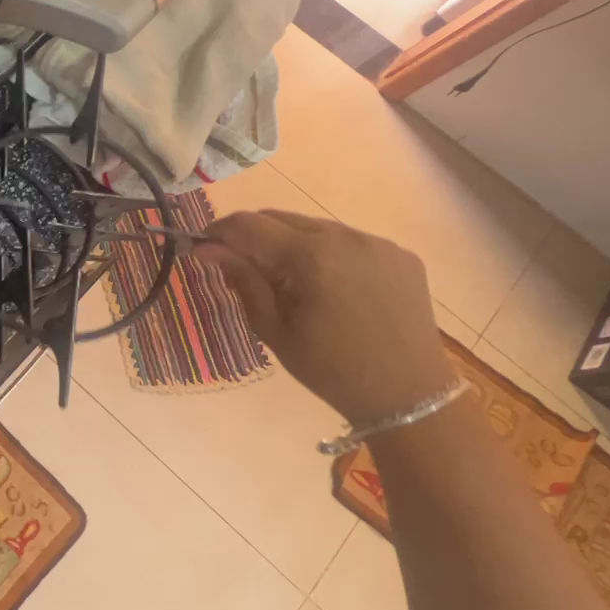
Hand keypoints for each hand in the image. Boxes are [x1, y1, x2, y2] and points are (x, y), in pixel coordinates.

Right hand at [196, 210, 454, 424]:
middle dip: (250, 235)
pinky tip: (324, 284)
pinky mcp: (399, 254)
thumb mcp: (271, 327)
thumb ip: (241, 279)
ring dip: (286, 242)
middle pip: (279, 218)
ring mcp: (377, 243)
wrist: (407, 392)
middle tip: (235, 264)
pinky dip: (322, 252)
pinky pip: (346, 241)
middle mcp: (346, 237)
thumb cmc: (327, 366)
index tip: (201, 249)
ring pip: (313, 227)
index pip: (248, 224)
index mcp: (310, 257)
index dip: (217, 232)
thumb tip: (208, 249)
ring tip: (282, 278)